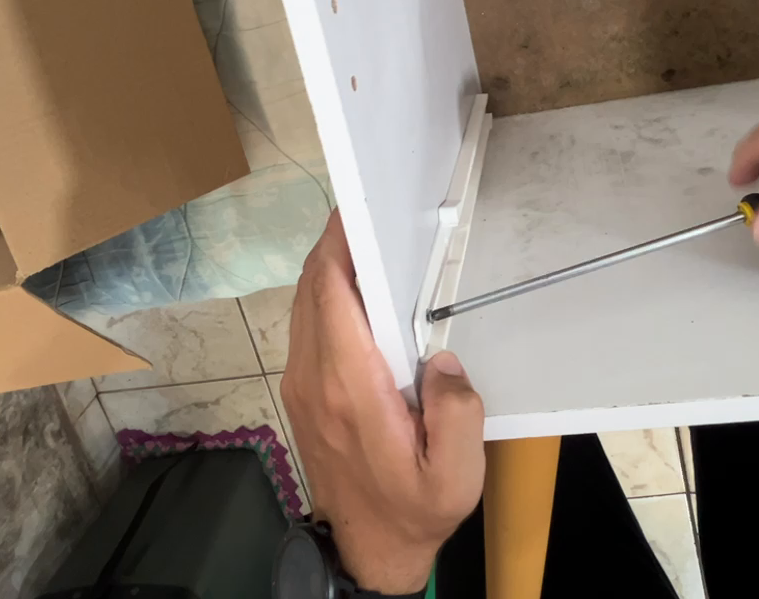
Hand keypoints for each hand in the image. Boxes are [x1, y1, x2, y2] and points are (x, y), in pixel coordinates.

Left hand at [281, 211, 485, 592]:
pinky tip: (351, 285)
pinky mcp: (302, 390)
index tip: (354, 209)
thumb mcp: (454, 475)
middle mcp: (316, 377)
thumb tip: (442, 358)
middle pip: (313, 288)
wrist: (368, 549)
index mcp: (350, 387)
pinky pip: (305, 321)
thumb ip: (457, 412)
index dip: (339, 246)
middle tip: (366, 211)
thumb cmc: (413, 508)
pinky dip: (322, 291)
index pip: (333, 294)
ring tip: (361, 238)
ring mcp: (302, 382)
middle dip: (334, 243)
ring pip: (304, 302)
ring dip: (326, 265)